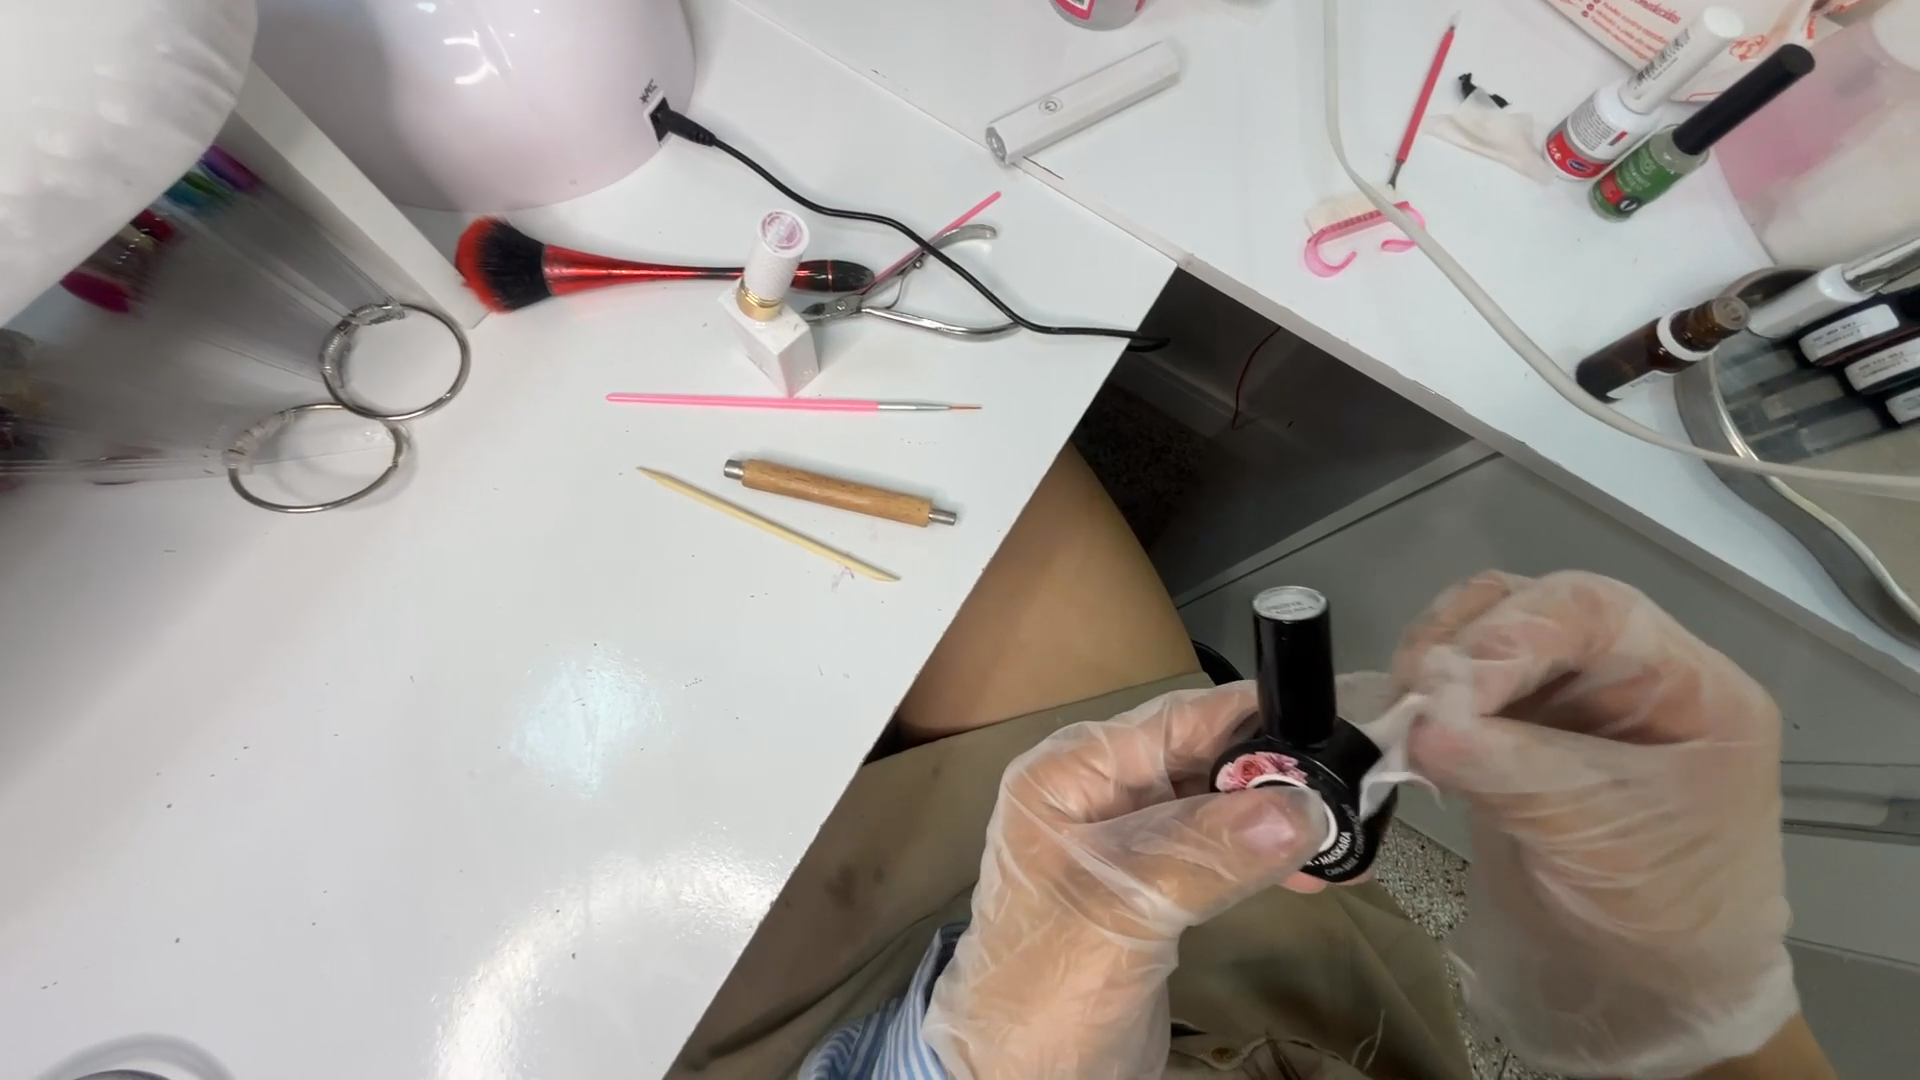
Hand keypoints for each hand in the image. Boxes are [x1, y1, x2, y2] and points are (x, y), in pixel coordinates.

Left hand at [923, 683, 1323, 1079]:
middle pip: (1197, 756)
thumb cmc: (1048, 979)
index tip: (1331, 714)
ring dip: (1273, 817)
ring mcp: (1123, 837)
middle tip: (1357, 784)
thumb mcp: (1123, 904)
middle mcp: (1096, 790)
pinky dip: (1257, 855)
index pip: (1174, 720)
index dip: (1250, 715)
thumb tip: (1299, 806)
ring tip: (1347, 836)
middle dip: (1270, 770)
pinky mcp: (1148, 883)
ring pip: (1211, 804)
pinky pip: (1212, 850)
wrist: (1019, 1074)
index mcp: (1072, 770)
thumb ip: (1206, 852)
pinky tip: (1307, 870)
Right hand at [1394, 571, 1799, 1078]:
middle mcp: (1616, 666)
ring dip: (1430, 658)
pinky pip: (1450, 671)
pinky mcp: (1502, 711)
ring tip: (1407, 709)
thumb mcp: (1597, 836)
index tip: (1443, 688)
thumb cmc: (1657, 904)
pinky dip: (1418, 688)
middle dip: (1460, 641)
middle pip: (1525, 603)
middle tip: (1414, 694)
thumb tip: (1417, 725)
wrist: (1633, 965)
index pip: (1588, 611)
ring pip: (1476, 624)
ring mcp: (1556, 686)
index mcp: (1682, 684)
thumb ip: (1508, 769)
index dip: (1509, 633)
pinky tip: (1409, 722)